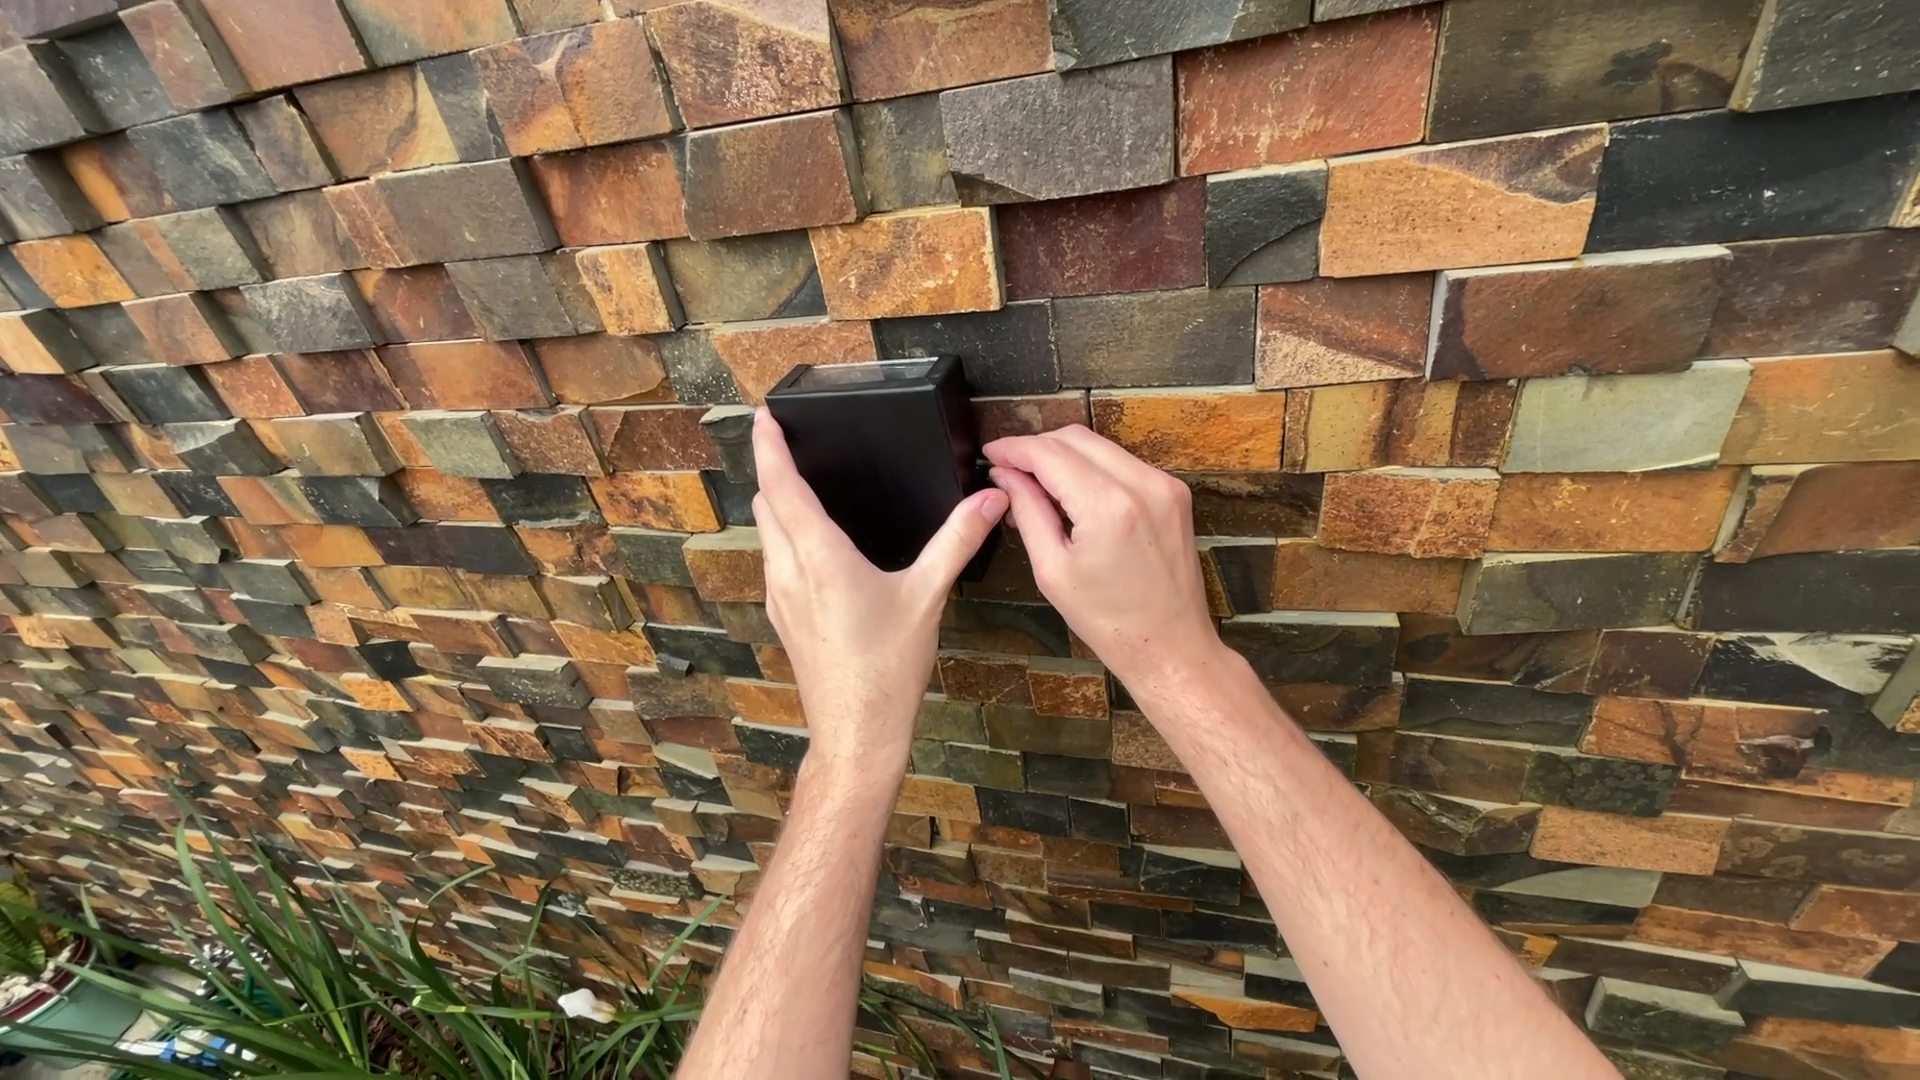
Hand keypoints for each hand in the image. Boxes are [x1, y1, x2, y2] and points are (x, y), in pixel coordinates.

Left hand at [751, 410, 1007, 777]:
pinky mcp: (783, 617)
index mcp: (820, 557)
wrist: (856, 731)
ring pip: (765, 533)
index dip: (770, 445)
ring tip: (798, 485)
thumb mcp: (928, 596)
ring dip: (775, 503)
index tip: (765, 415)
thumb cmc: (888, 668)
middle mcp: (789, 571)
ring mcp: (780, 596)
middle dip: (771, 468)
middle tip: (786, 442)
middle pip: (765, 503)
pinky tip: (811, 546)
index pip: (781, 485)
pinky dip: (782, 536)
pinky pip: (773, 561)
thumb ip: (958, 541)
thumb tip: (989, 499)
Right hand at [983, 425, 1219, 693]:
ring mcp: (1164, 486)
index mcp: (1108, 507)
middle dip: (1036, 447)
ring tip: (1037, 484)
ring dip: (1063, 455)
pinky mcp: (1173, 493)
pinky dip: (1091, 467)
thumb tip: (1006, 476)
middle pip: (1075, 437)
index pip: (1049, 453)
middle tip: (1008, 469)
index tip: (991, 453)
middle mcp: (1142, 486)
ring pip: (1100, 445)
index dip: (1013, 448)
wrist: (1169, 646)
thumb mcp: (1052, 570)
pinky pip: (1122, 462)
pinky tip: (1072, 493)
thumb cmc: (1110, 621)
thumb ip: (1028, 512)